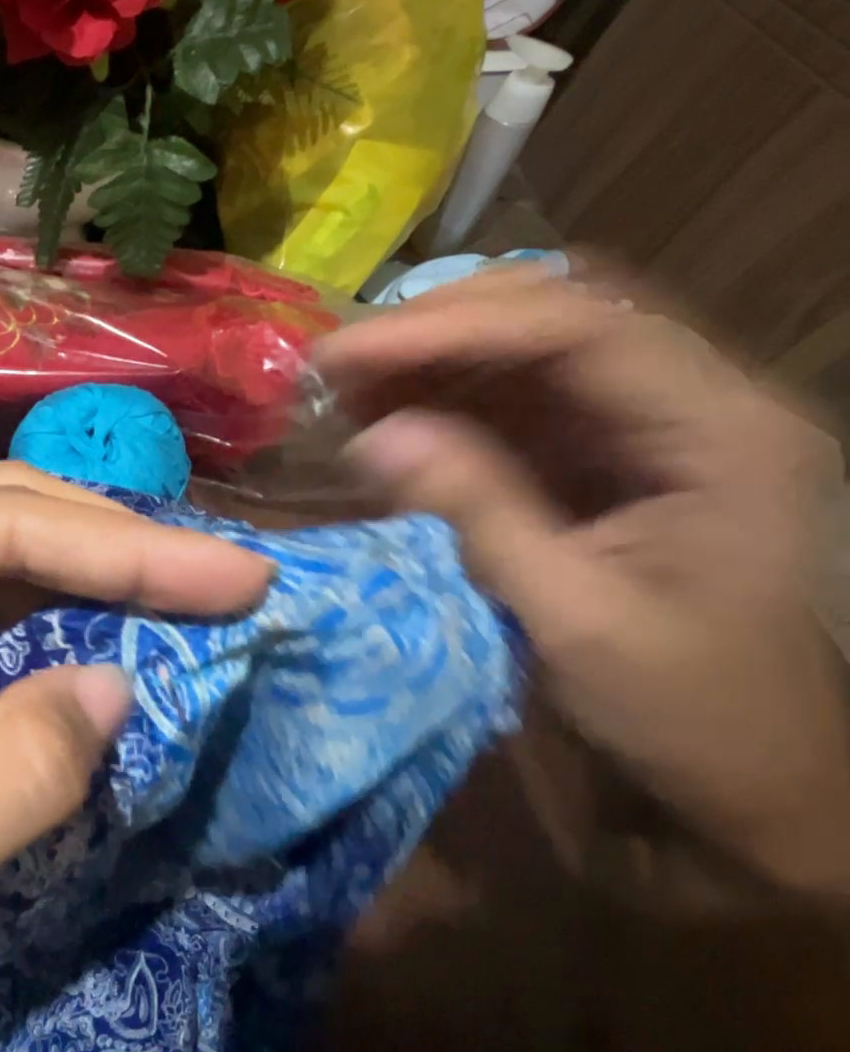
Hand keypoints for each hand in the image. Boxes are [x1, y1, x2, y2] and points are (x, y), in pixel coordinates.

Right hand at [317, 269, 849, 897]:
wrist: (751, 780)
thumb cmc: (689, 712)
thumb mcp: (578, 619)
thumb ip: (478, 515)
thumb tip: (371, 435)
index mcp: (724, 434)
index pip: (582, 329)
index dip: (454, 327)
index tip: (348, 353)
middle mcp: (691, 405)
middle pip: (561, 309)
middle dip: (439, 322)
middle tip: (337, 360)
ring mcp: (642, 428)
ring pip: (528, 344)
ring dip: (430, 352)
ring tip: (342, 383)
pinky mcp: (595, 458)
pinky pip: (509, 398)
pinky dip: (436, 394)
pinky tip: (378, 412)